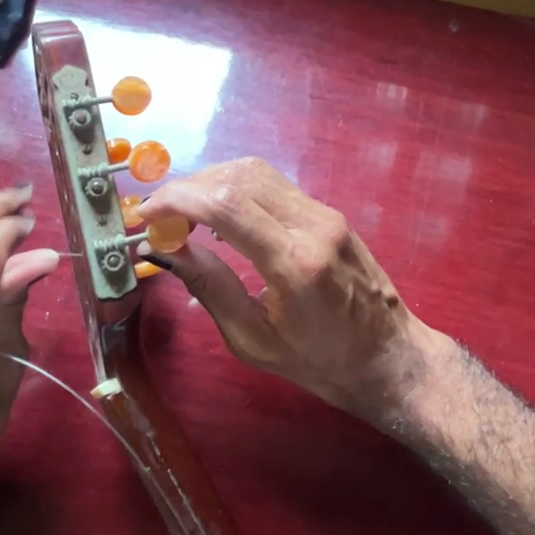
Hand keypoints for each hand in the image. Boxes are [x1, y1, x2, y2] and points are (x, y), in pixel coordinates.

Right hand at [137, 158, 446, 422]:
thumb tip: (165, 249)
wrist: (389, 356)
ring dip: (211, 182)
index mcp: (294, 262)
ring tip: (181, 213)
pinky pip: (273, 184)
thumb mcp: (254, 340)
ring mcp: (325, 212)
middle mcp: (312, 225)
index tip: (145, 215)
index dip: (178, 199)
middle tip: (158, 215)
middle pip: (239, 177)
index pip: (227, 204)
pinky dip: (236, 188)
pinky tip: (217, 214)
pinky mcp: (328, 211)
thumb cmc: (321, 362)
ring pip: (257, 172)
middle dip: (189, 187)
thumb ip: (210, 287)